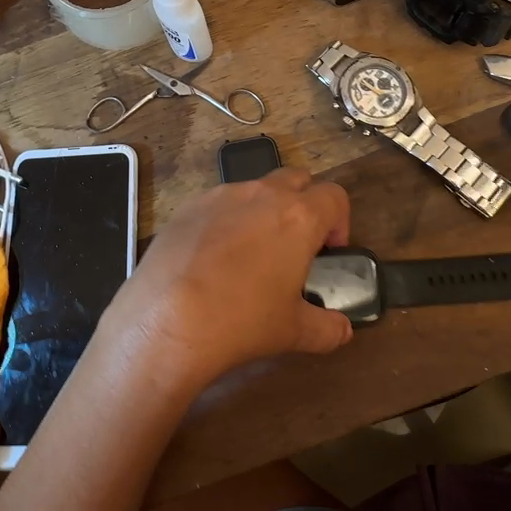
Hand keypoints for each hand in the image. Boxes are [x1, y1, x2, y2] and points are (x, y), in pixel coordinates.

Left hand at [92, 168, 353, 392]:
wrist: (168, 318)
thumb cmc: (242, 321)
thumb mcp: (294, 332)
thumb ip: (328, 328)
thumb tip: (342, 330)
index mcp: (298, 217)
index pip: (334, 196)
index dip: (339, 221)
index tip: (329, 251)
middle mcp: (261, 194)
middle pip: (297, 179)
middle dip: (304, 203)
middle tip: (297, 245)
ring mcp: (221, 195)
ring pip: (255, 188)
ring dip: (264, 210)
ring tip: (253, 254)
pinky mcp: (188, 205)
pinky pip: (219, 202)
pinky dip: (227, 220)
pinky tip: (214, 258)